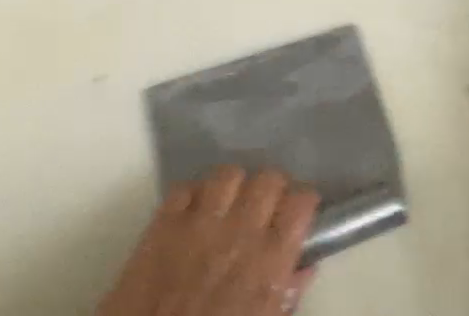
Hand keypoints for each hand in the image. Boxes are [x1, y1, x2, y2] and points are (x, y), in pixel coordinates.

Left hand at [94, 166, 320, 315]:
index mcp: (269, 261)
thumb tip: (304, 266)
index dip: (304, 203)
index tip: (299, 212)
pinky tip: (194, 215)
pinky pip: (185, 188)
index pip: (301, 202)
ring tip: (230, 205)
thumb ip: (288, 293)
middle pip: (268, 179)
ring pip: (228, 174)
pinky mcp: (163, 223)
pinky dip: (193, 197)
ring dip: (233, 187)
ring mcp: (198, 222)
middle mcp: (239, 231)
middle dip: (272, 189)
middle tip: (266, 208)